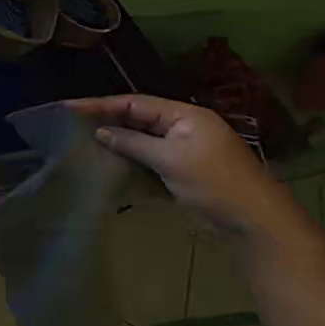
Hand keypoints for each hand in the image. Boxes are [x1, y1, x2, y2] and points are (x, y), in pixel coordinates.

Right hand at [67, 94, 301, 240]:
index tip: (70, 107)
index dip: (101, 104)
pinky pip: (148, 159)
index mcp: (186, 115)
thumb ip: (133, 143)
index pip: (136, 103)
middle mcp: (184, 127)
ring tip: (83, 142)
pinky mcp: (182, 171)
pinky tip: (108, 164)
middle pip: (138, 118)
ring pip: (141, 139)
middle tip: (72, 123)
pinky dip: (129, 160)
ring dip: (116, 141)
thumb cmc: (214, 183)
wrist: (254, 223)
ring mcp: (184, 150)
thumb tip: (100, 132)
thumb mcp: (170, 159)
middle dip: (107, 120)